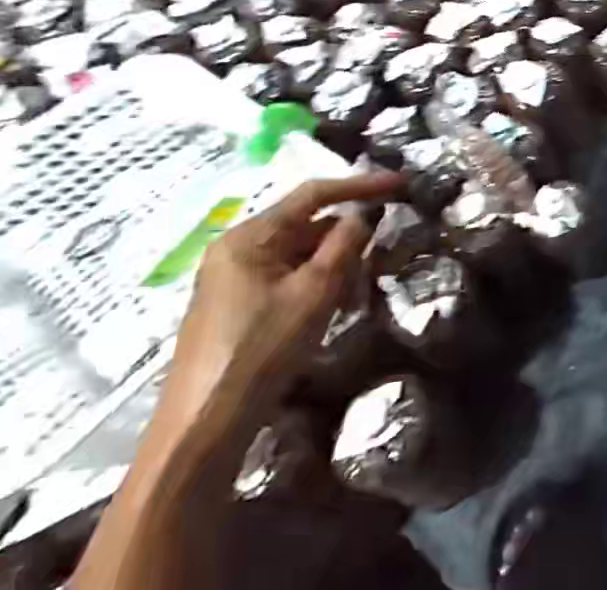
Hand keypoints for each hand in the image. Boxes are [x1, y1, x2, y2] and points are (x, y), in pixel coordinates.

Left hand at [161, 171, 403, 430]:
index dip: (361, 184)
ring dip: (336, 259)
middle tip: (387, 243)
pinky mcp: (238, 303)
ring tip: (363, 281)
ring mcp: (234, 277)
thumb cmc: (263, 348)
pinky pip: (289, 274)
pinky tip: (337, 301)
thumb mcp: (316, 291)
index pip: (313, 193)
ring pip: (300, 250)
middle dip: (349, 232)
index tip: (401, 183)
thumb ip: (345, 243)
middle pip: (306, 222)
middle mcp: (237, 248)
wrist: (205, 423)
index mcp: (249, 237)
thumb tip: (363, 214)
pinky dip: (318, 279)